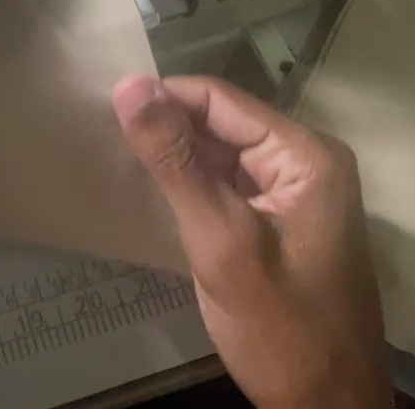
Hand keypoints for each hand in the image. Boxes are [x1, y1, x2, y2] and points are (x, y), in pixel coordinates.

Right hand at [112, 75, 390, 408]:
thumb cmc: (280, 330)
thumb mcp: (219, 240)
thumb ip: (175, 160)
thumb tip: (129, 84)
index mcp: (306, 154)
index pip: (218, 98)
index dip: (162, 98)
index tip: (107, 112)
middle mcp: (307, 158)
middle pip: (221, 121)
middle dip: (169, 129)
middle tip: (110, 141)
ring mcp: (297, 189)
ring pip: (221, 149)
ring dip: (178, 156)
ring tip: (124, 161)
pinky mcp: (282, 215)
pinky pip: (229, 178)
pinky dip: (193, 182)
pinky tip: (158, 190)